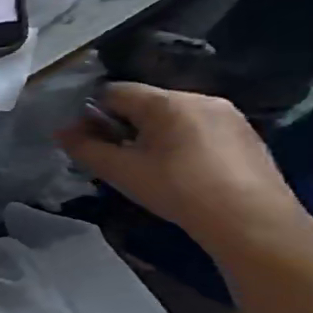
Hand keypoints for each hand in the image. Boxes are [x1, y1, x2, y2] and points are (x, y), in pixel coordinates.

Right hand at [57, 82, 312, 256]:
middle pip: (145, 102)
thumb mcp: (121, 172)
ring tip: (150, 167)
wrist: (252, 221)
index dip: (93, 113)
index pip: (114, 91)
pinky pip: (199, 127)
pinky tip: (183, 172)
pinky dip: (181, 142)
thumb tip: (60, 131)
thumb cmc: (178, 191)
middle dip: (124, 124)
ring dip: (153, 133)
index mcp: (166, 102)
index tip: (88, 141)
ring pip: (173, 115)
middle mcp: (199, 97)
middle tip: (117, 158)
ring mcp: (228, 114)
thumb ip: (85, 148)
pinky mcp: (246, 133)